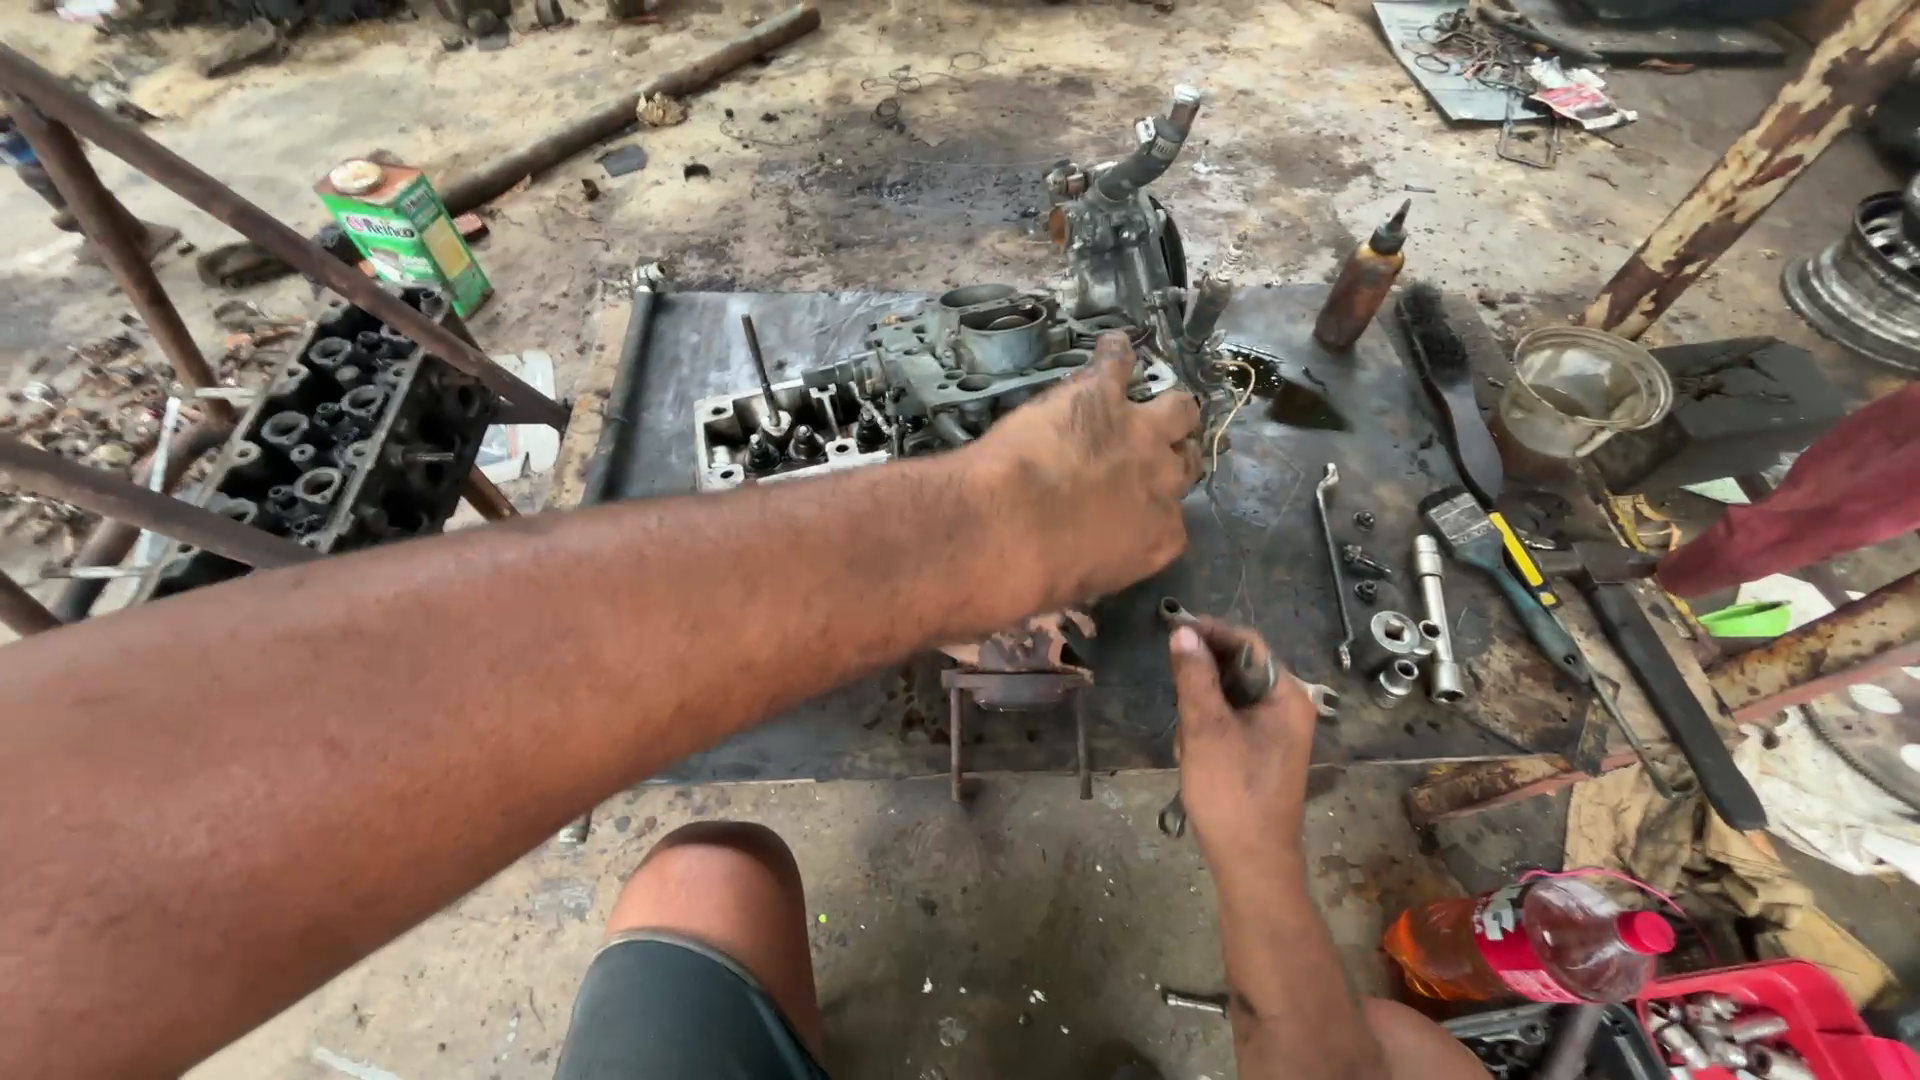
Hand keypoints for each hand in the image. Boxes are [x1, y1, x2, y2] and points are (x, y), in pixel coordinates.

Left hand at [966, 331, 1200, 609]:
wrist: (1008, 527)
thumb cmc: (1037, 572)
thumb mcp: (1082, 581)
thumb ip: (1103, 556)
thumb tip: (1089, 549)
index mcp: (1160, 536)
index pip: (1174, 520)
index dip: (1156, 510)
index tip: (1137, 509)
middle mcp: (1163, 482)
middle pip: (1186, 461)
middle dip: (1174, 460)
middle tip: (1152, 457)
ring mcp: (1138, 433)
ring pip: (1178, 409)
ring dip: (1169, 409)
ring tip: (1154, 406)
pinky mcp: (1100, 396)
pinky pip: (1118, 362)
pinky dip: (1115, 354)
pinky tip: (1112, 348)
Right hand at [1168, 619, 1317, 872]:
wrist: (1251, 861)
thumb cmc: (1231, 791)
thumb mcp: (1205, 727)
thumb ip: (1194, 675)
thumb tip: (1181, 631)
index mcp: (1288, 696)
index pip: (1248, 644)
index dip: (1211, 632)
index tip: (1172, 629)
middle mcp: (1288, 708)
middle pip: (1239, 668)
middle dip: (1203, 677)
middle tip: (1173, 686)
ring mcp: (1276, 731)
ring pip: (1230, 695)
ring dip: (1202, 706)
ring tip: (1186, 735)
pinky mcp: (1261, 750)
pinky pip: (1231, 719)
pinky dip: (1208, 725)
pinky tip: (1193, 749)